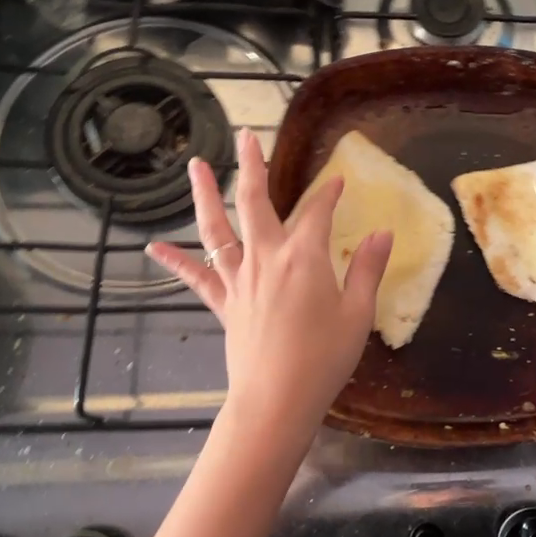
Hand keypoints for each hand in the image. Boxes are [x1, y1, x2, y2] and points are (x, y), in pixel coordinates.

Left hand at [147, 130, 392, 443]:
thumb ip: (367, 269)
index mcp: (304, 258)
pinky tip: (154, 246)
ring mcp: (239, 281)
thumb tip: (381, 234)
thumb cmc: (324, 358)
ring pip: (217, 231)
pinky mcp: (224, 304)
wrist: (277, 400)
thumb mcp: (358, 314)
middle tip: (246, 136)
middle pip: (256, 203)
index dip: (329, 193)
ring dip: (206, 196)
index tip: (339, 180)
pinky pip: (197, 278)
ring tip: (196, 166)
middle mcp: (266, 259)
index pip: (317, 212)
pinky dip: (176, 261)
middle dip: (253, 167)